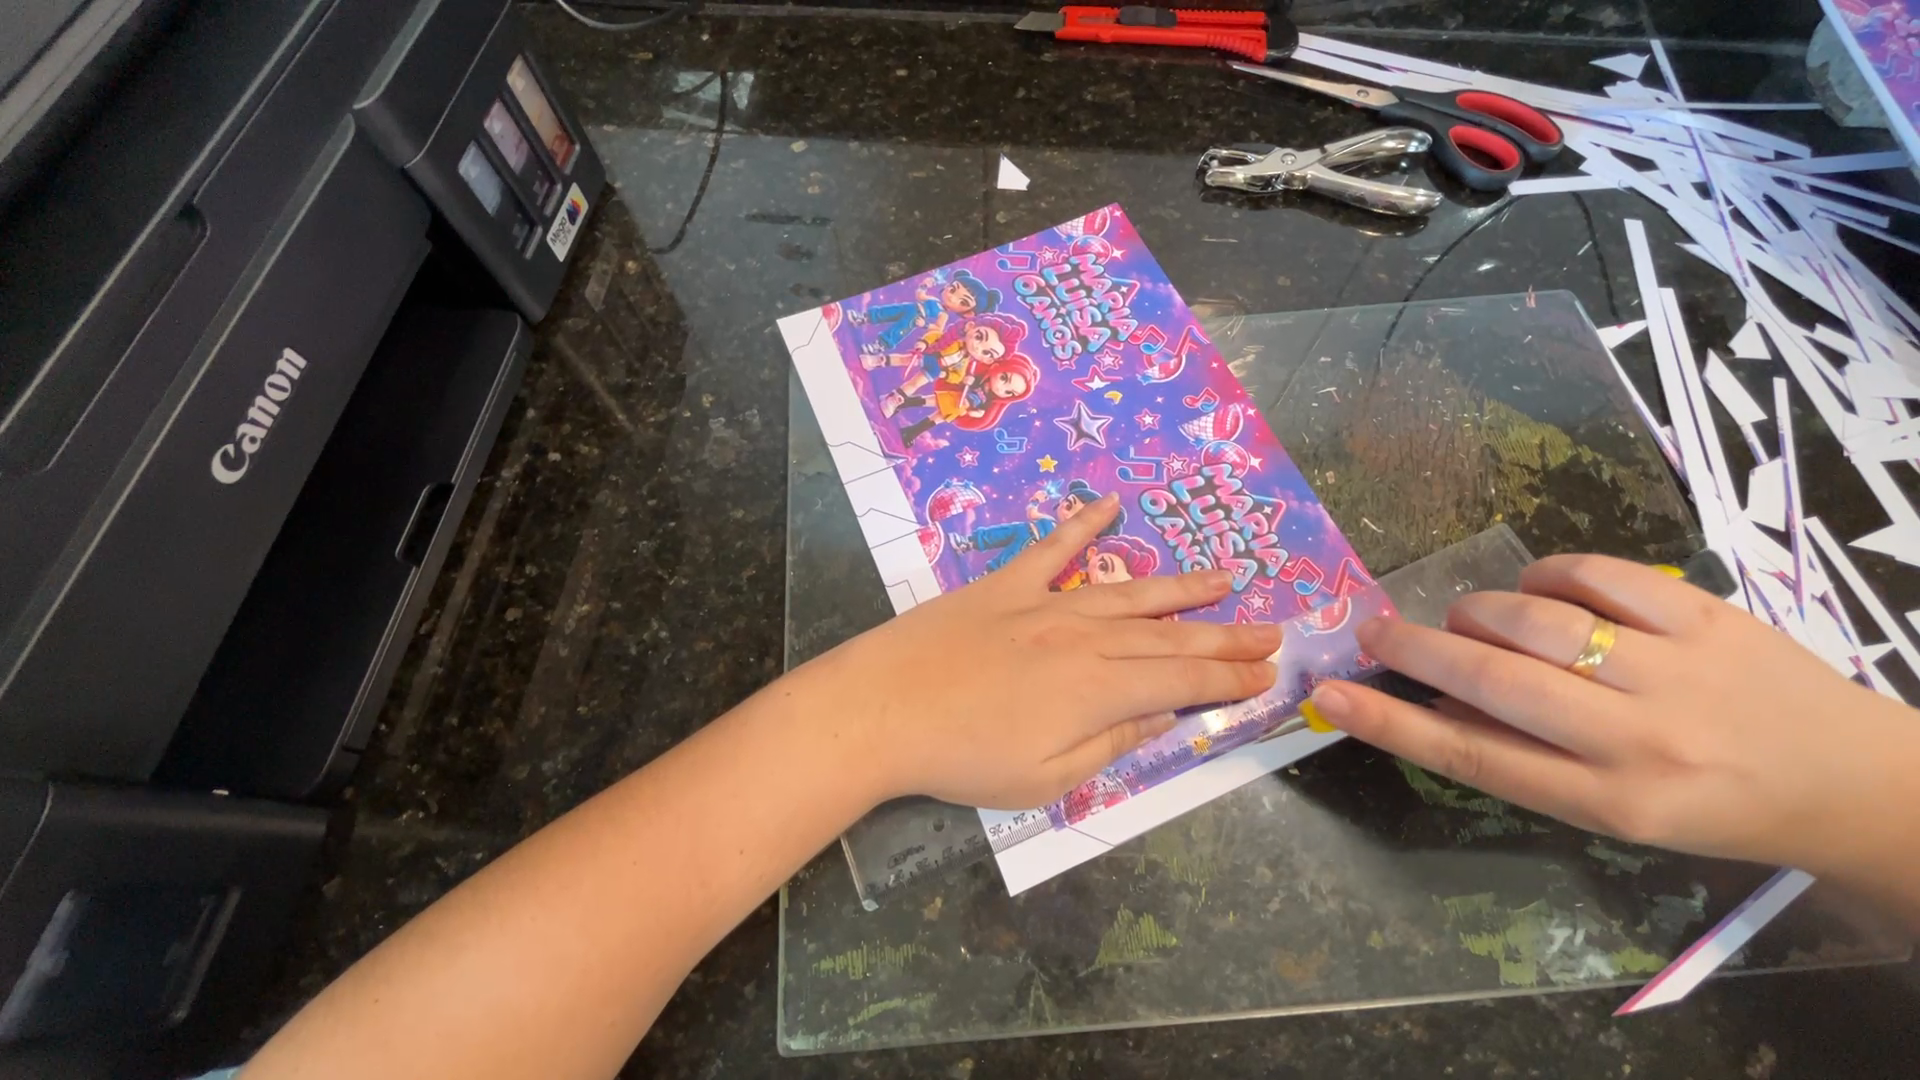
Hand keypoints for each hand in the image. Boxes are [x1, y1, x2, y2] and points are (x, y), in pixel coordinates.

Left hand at [796, 496, 1280, 809]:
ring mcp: (1045, 603)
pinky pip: (1053, 549)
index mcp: (1100, 689)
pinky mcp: (1004, 584)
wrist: (882, 708)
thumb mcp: (1047, 777)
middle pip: (1170, 636)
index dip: (1230, 680)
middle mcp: (1086, 637)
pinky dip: (1083, 525)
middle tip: (1272, 632)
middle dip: (1225, 637)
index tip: (1267, 674)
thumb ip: (1113, 743)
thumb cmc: (962, 757)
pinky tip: (1109, 504)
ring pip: (1130, 592)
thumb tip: (1163, 719)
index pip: (1184, 683)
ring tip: (1224, 577)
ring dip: (1181, 586)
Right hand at [1304, 554, 1919, 877]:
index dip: (1392, 725)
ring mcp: (1682, 672)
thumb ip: (1517, 754)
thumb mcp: (1609, 808)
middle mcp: (1643, 740)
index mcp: (1611, 800)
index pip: (1475, 757)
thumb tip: (1431, 699)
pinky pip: (1599, 577)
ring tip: (1470, 620)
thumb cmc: (1710, 805)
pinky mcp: (1712, 618)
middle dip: (1417, 649)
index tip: (1330, 698)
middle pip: (1497, 681)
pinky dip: (1546, 577)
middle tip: (1375, 632)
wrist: (1860, 786)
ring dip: (1480, 613)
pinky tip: (1539, 592)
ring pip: (1539, 622)